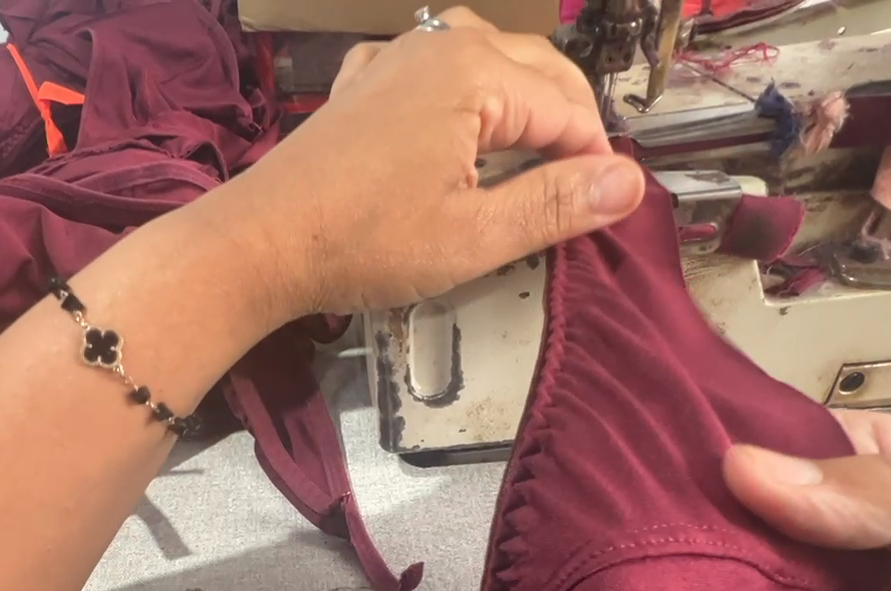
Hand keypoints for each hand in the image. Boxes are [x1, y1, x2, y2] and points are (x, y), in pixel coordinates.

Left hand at [200, 7, 645, 316]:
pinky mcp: (359, 90)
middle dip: (564, 128)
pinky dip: (457, 99)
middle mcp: (437, 45)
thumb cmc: (364, 244)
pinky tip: (453, 127)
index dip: (594, 160)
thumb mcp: (471, 238)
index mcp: (474, 72)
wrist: (260, 245)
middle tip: (574, 190)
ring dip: (516, 108)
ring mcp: (391, 61)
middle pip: (531, 74)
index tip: (602, 210)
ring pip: (482, 68)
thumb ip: (553, 206)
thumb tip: (629, 183)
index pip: (566, 108)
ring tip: (528, 159)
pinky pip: (427, 75)